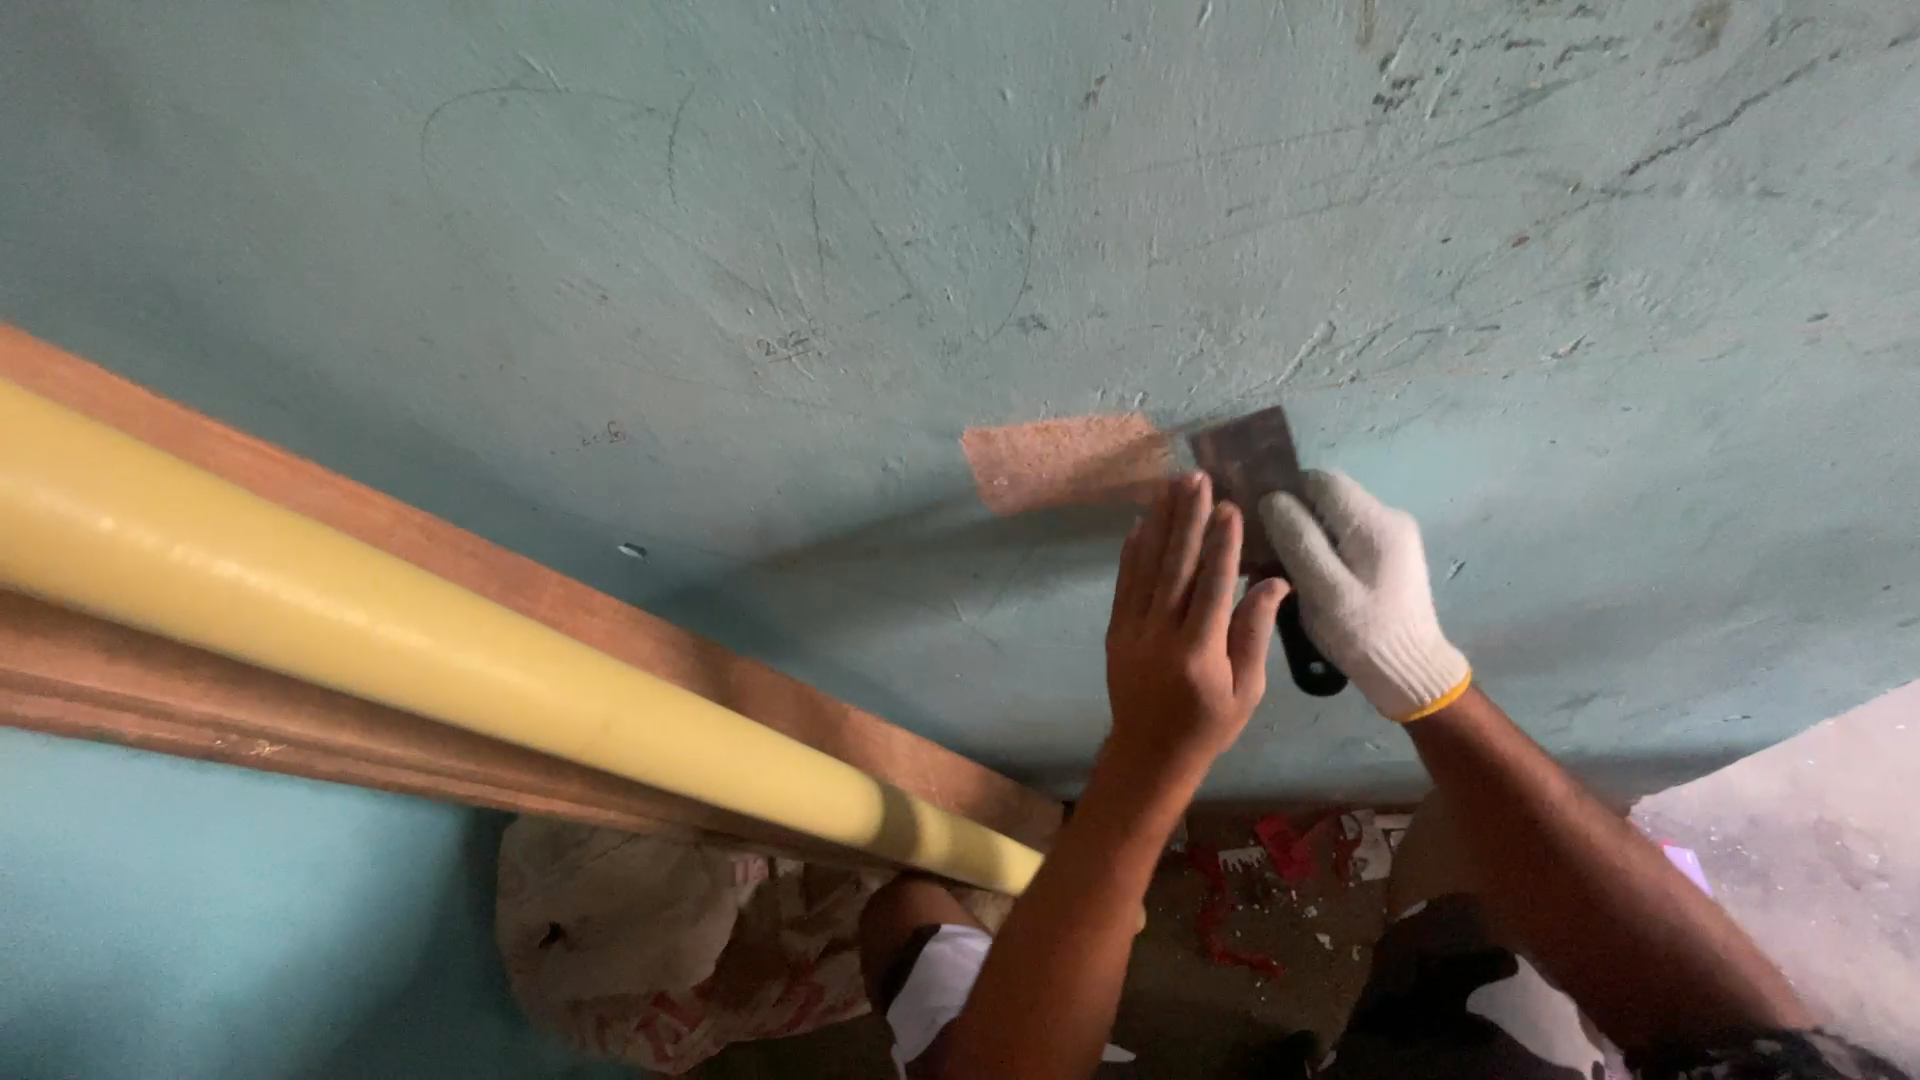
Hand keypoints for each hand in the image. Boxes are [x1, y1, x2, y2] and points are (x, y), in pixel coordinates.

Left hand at [1105, 471, 1288, 768]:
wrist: (1148, 752)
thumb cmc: (1208, 724)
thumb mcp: (1247, 688)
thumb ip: (1254, 632)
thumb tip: (1273, 582)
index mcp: (1198, 652)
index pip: (1211, 586)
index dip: (1221, 544)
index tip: (1229, 505)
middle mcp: (1159, 634)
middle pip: (1174, 566)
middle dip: (1186, 518)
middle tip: (1196, 478)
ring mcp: (1131, 629)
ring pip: (1144, 566)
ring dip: (1158, 523)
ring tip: (1168, 486)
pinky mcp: (1115, 629)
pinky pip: (1123, 583)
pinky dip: (1131, 551)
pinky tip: (1140, 523)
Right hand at [1258, 470, 1469, 722]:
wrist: (1410, 672)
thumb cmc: (1362, 632)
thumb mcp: (1321, 588)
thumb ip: (1297, 538)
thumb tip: (1273, 499)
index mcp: (1373, 522)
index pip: (1320, 479)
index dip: (1287, 495)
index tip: (1265, 528)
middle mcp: (1388, 518)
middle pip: (1326, 498)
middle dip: (1294, 519)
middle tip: (1271, 557)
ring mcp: (1392, 537)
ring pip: (1333, 518)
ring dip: (1306, 538)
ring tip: (1288, 574)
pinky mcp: (1389, 555)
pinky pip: (1345, 537)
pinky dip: (1322, 551)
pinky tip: (1312, 582)